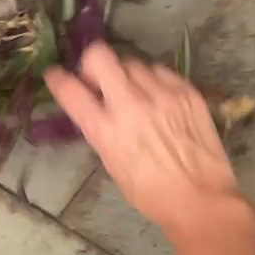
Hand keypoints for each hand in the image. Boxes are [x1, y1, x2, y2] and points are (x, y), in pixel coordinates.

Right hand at [45, 43, 245, 235]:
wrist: (199, 197)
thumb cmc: (148, 191)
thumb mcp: (111, 161)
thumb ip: (100, 128)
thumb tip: (96, 107)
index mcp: (104, 129)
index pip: (70, 90)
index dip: (57, 79)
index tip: (55, 75)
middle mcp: (129, 103)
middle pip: (100, 57)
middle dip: (92, 64)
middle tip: (98, 79)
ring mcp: (161, 93)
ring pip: (132, 62)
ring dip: (125, 74)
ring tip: (133, 92)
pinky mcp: (186, 90)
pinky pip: (160, 70)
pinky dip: (152, 80)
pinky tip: (157, 97)